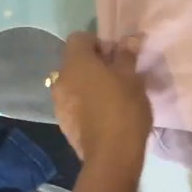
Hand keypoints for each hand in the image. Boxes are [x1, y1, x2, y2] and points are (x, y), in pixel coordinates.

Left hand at [51, 31, 151, 174]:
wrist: (112, 154)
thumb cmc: (124, 108)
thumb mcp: (132, 78)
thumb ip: (126, 55)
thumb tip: (128, 39)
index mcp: (76, 62)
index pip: (80, 37)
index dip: (99, 43)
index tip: (117, 56)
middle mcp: (61, 78)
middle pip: (75, 61)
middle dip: (94, 65)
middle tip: (118, 76)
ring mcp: (58, 102)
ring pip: (73, 83)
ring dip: (89, 85)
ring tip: (111, 97)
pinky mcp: (63, 122)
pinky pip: (73, 103)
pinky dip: (85, 103)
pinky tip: (104, 115)